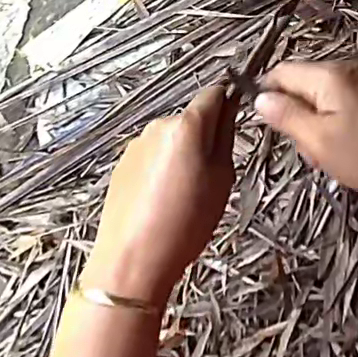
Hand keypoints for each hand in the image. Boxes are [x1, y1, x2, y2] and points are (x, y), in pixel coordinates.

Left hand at [83, 85, 235, 303]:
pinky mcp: (123, 164)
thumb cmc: (179, 227)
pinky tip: (165, 200)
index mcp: (187, 125)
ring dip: (183, 154)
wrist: (130, 263)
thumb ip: (226, 136)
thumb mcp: (222, 179)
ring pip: (173, 138)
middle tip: (214, 172)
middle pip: (193, 117)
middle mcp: (159, 126)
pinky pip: (153, 155)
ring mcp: (137, 145)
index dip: (228, 103)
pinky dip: (162, 169)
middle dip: (205, 136)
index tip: (235, 116)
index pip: (214, 93)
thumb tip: (229, 111)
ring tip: (187, 193)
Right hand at [253, 61, 357, 201]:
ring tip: (326, 157)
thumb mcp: (317, 139)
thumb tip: (261, 99)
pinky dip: (329, 134)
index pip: (282, 71)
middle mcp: (341, 75)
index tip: (265, 123)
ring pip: (315, 105)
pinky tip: (340, 156)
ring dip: (312, 131)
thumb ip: (286, 116)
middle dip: (294, 118)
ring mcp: (355, 89)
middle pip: (299, 88)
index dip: (266, 93)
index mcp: (326, 76)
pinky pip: (334, 114)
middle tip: (307, 149)